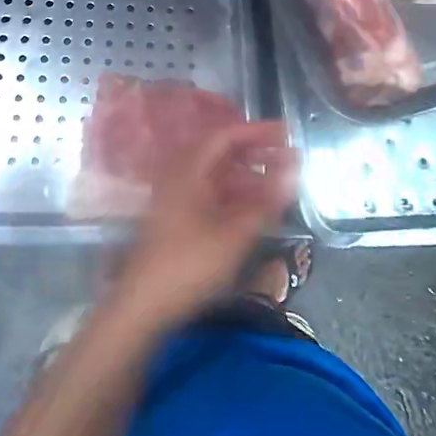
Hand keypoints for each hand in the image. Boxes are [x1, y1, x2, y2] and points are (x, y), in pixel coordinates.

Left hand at [105, 123, 298, 333]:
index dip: (257, 131)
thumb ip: (265, 201)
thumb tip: (293, 170)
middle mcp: (178, 177)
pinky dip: (234, 195)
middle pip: (219, 153)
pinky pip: (209, 194)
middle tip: (290, 157)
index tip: (287, 133)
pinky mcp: (176, 219)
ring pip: (215, 176)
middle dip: (255, 152)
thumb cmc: (189, 265)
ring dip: (247, 175)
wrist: (143, 303)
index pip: (224, 136)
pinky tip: (255, 208)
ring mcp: (175, 198)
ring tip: (280, 183)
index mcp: (187, 171)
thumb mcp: (234, 235)